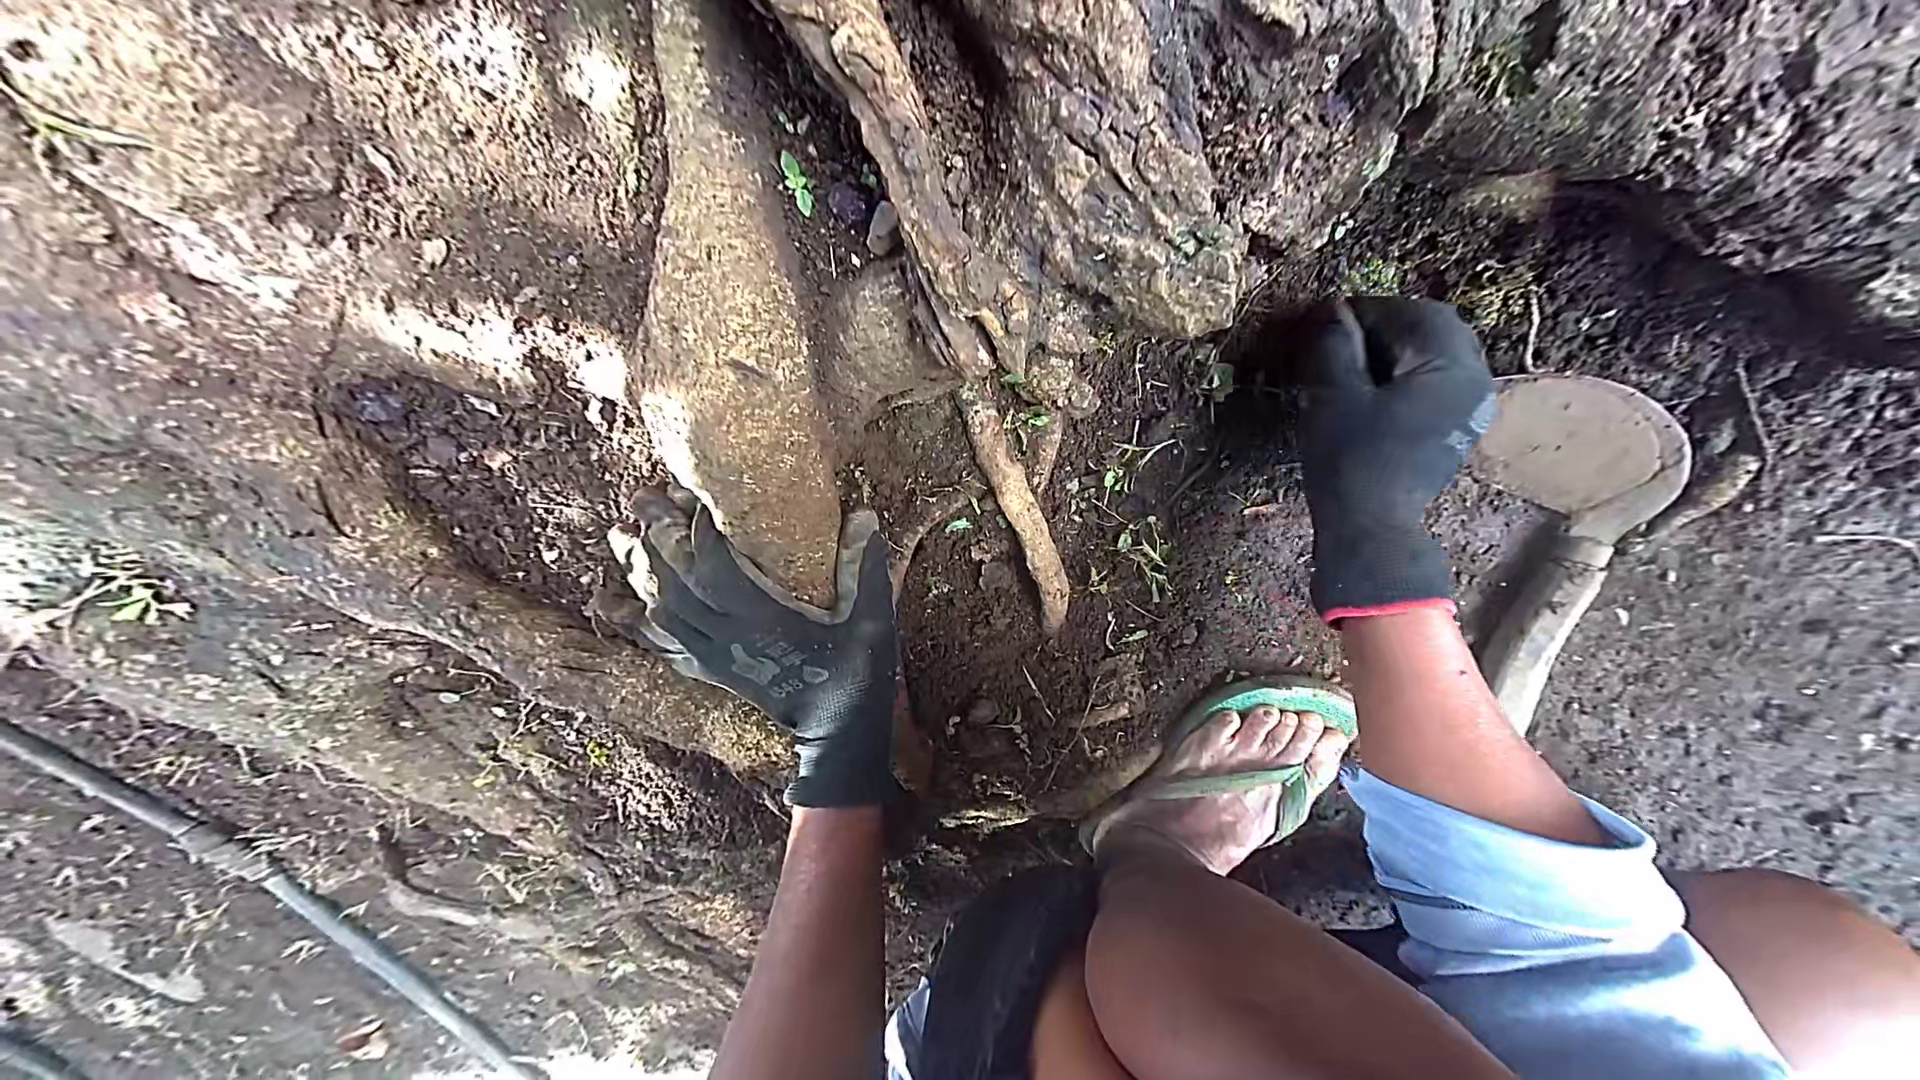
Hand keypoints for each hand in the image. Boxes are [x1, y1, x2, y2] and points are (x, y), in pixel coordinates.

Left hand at [600, 489, 899, 806]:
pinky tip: (624, 602)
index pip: (715, 564)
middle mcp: (728, 636)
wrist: (835, 732)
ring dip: (641, 570)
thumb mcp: (872, 621)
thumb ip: (865, 568)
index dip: (702, 526)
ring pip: (662, 608)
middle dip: (657, 535)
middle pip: (677, 580)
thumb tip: (865, 515)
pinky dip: (641, 617)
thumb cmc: (856, 674)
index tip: (697, 492)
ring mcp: (714, 656)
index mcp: (762, 619)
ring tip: (624, 535)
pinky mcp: (711, 670)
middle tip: (643, 497)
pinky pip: (663, 641)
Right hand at [1295, 298, 1493, 621]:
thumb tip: (1331, 309)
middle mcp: (1474, 381)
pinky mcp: (1454, 427)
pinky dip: (1403, 371)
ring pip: (1435, 354)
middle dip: (1385, 323)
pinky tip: (1370, 384)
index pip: (1412, 314)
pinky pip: (1434, 381)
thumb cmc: (1349, 462)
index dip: (1366, 308)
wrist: (1370, 528)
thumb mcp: (1332, 398)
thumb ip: (1335, 346)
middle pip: (1433, 330)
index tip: (1325, 314)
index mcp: (1451, 369)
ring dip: (1394, 346)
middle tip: (1337, 333)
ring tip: (1349, 357)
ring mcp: (1469, 407)